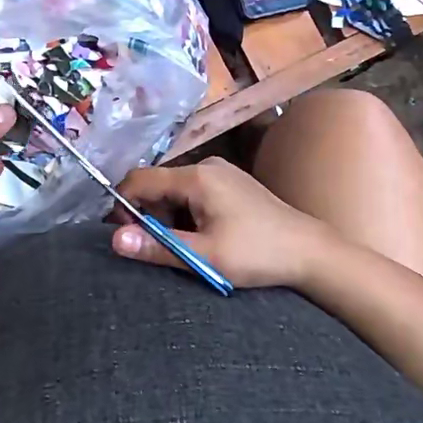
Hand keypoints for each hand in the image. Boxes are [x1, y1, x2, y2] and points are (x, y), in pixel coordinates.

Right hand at [109, 158, 331, 289]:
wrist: (308, 251)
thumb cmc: (257, 253)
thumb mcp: (204, 255)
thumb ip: (158, 246)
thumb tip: (114, 240)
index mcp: (198, 177)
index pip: (139, 179)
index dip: (123, 207)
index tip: (128, 237)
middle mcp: (207, 166)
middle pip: (158, 185)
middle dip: (151, 216)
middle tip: (166, 250)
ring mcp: (222, 173)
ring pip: (176, 192)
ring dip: (171, 219)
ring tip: (191, 247)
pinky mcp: (232, 184)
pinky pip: (194, 194)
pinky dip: (189, 215)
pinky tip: (206, 238)